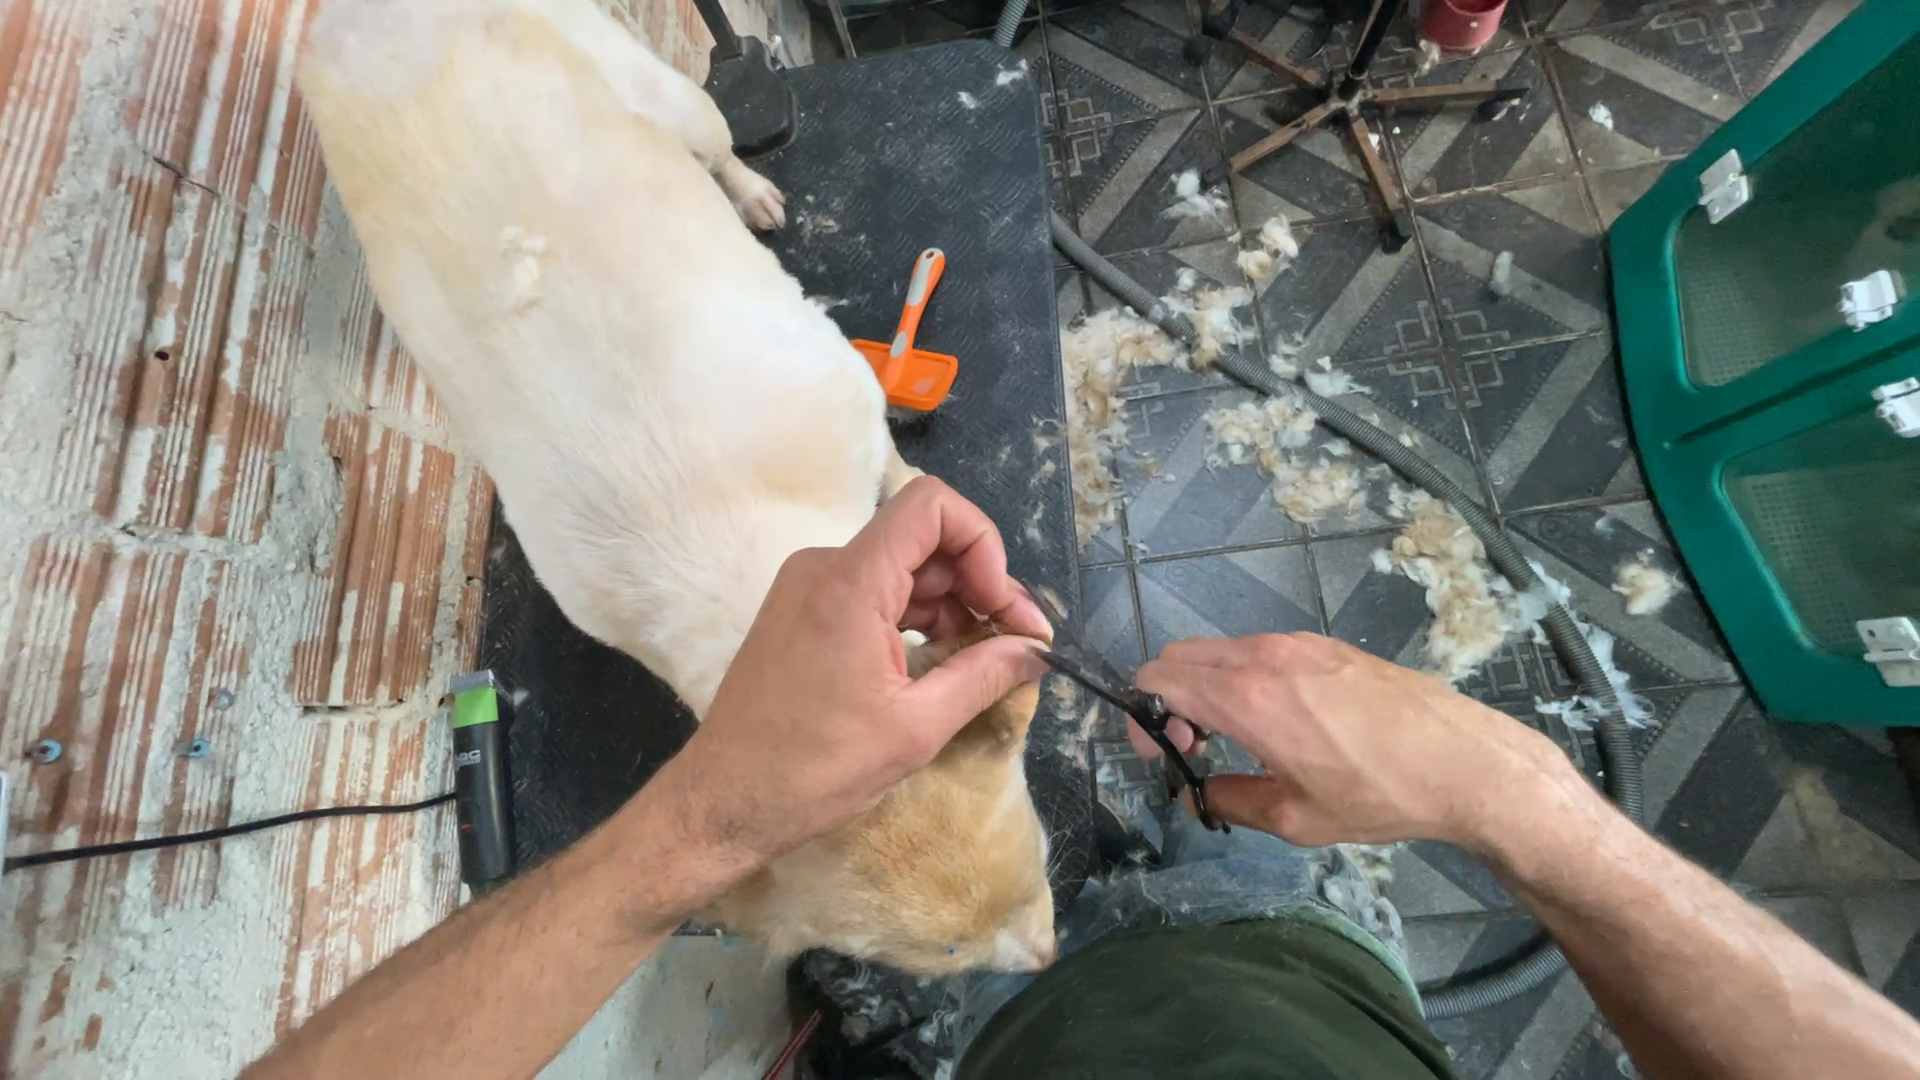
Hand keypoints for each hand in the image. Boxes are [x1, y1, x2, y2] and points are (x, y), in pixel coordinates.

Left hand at [660, 477, 1050, 862]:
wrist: (724, 801)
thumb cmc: (816, 770)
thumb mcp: (916, 726)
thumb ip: (985, 675)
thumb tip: (1037, 650)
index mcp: (851, 583)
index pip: (931, 505)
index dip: (982, 542)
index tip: (999, 605)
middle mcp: (826, 565)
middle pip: (923, 538)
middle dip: (978, 583)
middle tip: (1014, 640)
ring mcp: (809, 584)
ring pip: (903, 566)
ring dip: (950, 603)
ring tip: (981, 658)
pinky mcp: (803, 607)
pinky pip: (875, 589)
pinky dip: (915, 615)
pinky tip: (939, 657)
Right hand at [1133, 633, 1574, 849]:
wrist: (1468, 763)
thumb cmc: (1378, 795)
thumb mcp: (1294, 818)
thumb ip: (1226, 801)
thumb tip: (1194, 794)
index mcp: (1243, 697)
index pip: (1157, 678)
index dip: (1142, 716)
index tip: (1163, 752)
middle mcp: (1258, 656)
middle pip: (1176, 656)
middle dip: (1168, 698)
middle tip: (1195, 743)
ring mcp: (1292, 642)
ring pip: (1215, 650)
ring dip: (1204, 685)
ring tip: (1240, 731)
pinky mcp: (1320, 642)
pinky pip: (1254, 649)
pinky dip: (1241, 675)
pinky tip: (1282, 715)